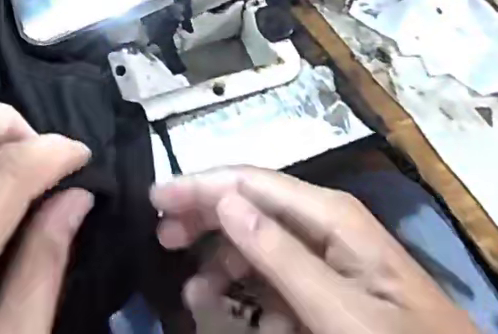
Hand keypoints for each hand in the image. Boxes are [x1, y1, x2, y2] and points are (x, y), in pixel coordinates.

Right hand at [150, 167, 480, 333]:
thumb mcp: (341, 315)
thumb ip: (280, 255)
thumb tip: (224, 198)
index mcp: (331, 216)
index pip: (250, 182)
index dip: (200, 186)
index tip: (156, 200)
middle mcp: (328, 225)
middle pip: (252, 205)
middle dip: (206, 218)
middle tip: (162, 238)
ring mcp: (334, 260)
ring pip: (261, 245)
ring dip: (223, 262)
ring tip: (193, 292)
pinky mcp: (337, 294)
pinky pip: (281, 281)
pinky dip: (251, 293)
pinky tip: (235, 314)